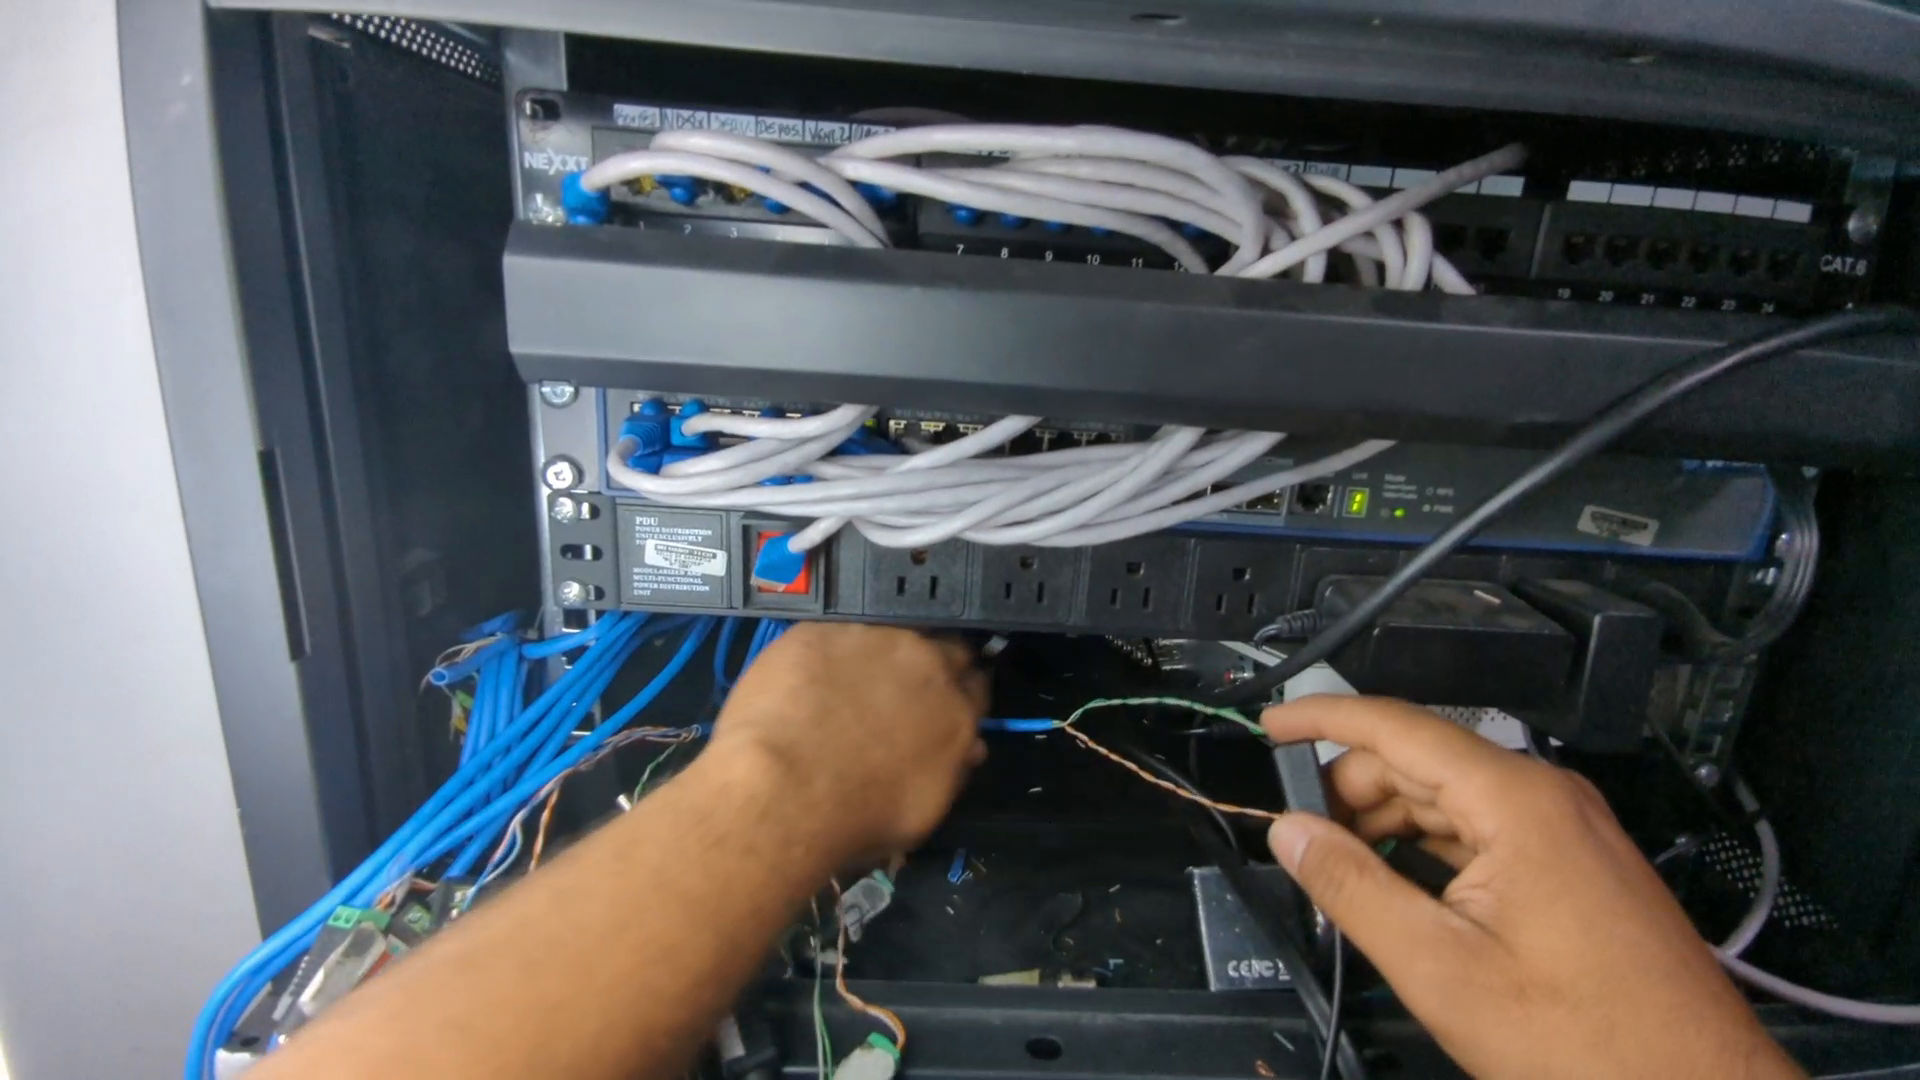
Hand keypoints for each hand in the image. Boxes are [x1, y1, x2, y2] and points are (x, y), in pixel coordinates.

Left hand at [705, 624, 988, 861]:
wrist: (783, 790)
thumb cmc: (856, 816)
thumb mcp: (923, 809)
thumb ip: (951, 767)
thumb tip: (967, 749)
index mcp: (955, 710)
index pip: (976, 686)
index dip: (961, 694)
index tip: (944, 703)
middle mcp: (923, 663)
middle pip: (943, 647)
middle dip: (931, 664)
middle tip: (901, 690)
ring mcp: (871, 639)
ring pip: (887, 634)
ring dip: (878, 655)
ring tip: (848, 685)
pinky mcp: (822, 630)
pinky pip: (833, 635)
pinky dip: (828, 654)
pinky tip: (807, 682)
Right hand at [1261, 696, 1801, 1079]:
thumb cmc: (1581, 1046)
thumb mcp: (1440, 968)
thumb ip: (1349, 886)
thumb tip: (1286, 830)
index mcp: (1513, 799)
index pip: (1393, 726)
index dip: (1320, 717)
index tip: (1266, 725)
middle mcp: (1540, 793)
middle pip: (1412, 761)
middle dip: (1346, 791)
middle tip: (1302, 841)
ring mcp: (1561, 825)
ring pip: (1439, 795)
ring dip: (1380, 822)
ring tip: (1342, 872)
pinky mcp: (1568, 859)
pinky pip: (1472, 826)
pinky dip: (1420, 845)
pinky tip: (1395, 884)